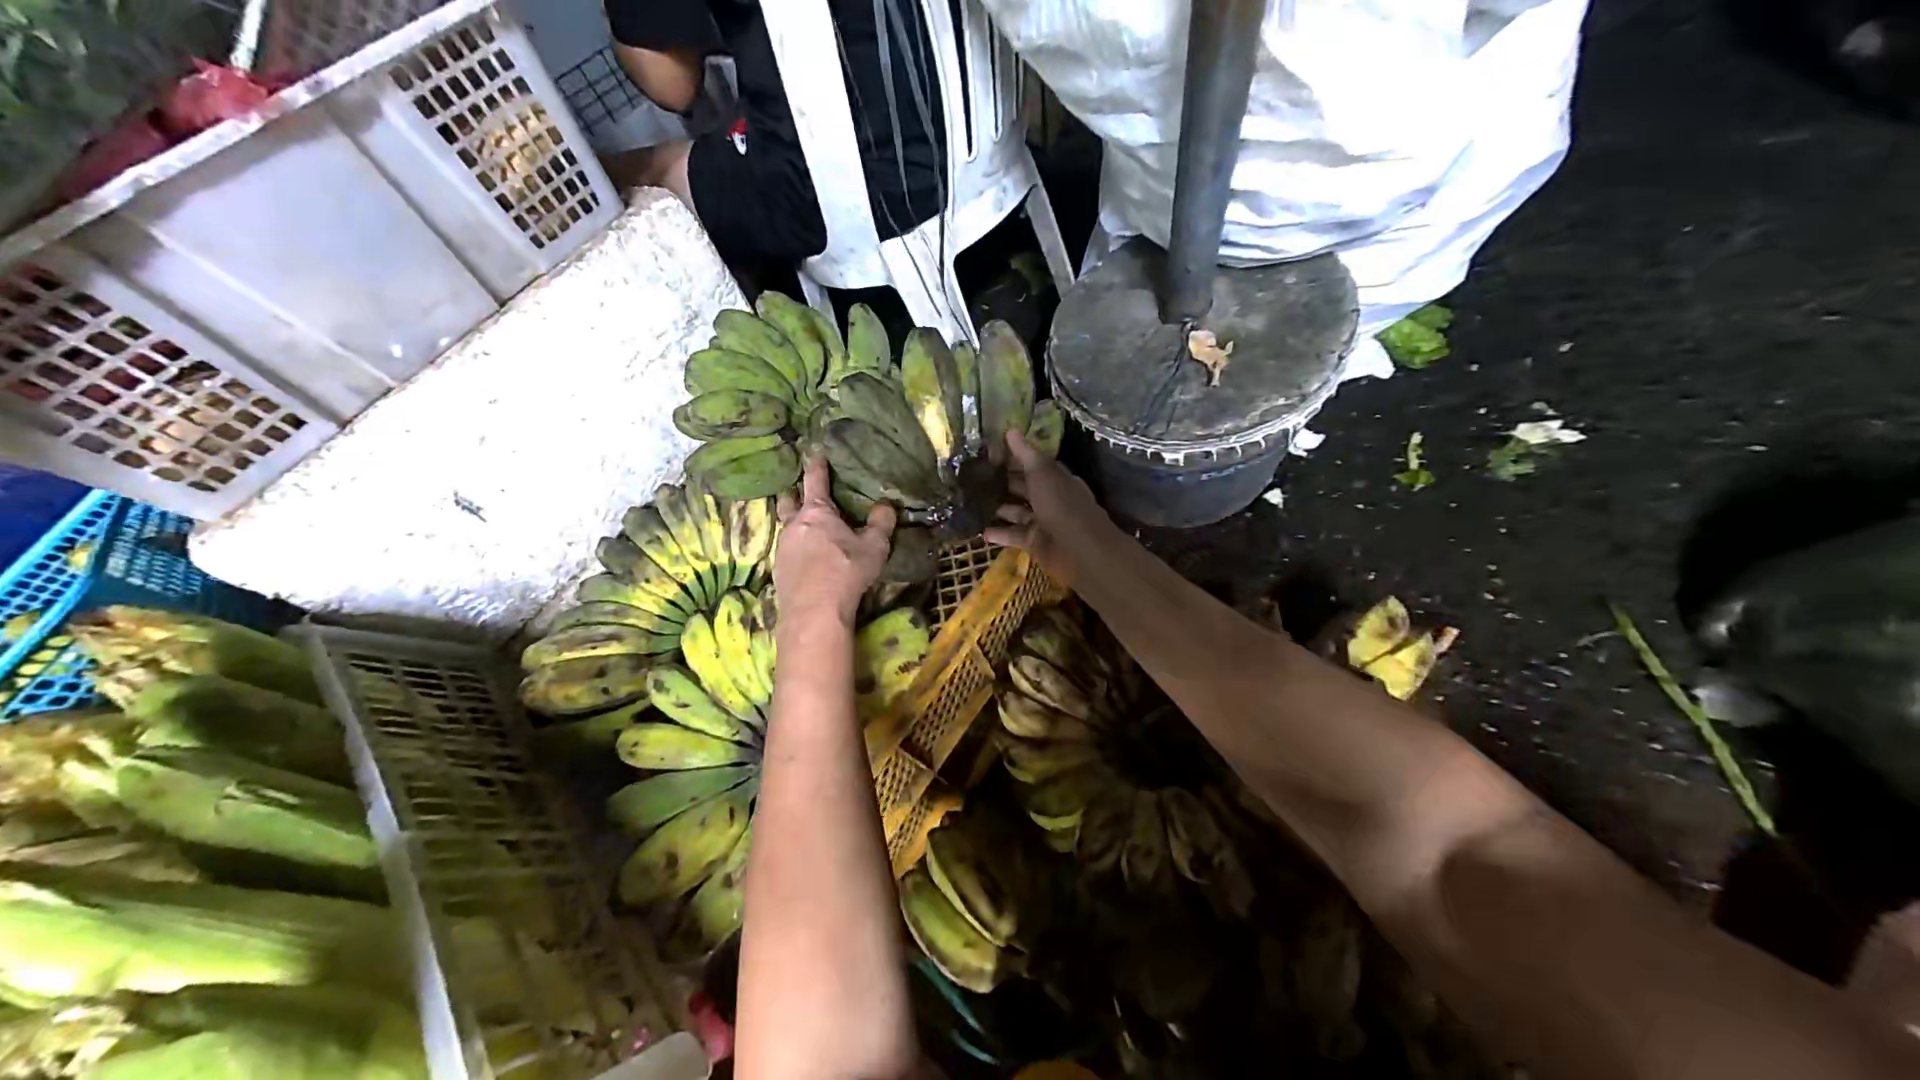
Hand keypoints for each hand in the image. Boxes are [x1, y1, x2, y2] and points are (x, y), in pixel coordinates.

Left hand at [774, 455, 896, 627]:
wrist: (814, 611)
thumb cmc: (846, 571)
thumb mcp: (873, 547)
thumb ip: (881, 524)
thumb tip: (886, 505)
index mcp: (816, 511)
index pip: (815, 480)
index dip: (816, 465)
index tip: (814, 453)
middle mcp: (794, 525)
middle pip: (788, 501)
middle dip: (793, 493)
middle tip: (798, 490)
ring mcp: (782, 548)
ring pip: (786, 527)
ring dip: (794, 523)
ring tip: (804, 527)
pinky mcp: (778, 570)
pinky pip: (786, 550)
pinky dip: (795, 548)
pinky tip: (804, 558)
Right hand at [983, 430, 1116, 586]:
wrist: (1078, 549)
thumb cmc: (1061, 505)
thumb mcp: (1042, 473)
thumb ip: (1025, 453)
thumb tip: (1010, 430)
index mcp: (1056, 478)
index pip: (1033, 464)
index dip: (1014, 458)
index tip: (990, 453)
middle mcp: (1050, 498)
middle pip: (1024, 487)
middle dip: (1003, 482)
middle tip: (975, 478)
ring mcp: (1043, 522)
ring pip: (1018, 512)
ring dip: (999, 508)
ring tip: (974, 502)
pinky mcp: (1036, 543)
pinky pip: (1014, 535)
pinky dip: (999, 534)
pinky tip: (980, 530)